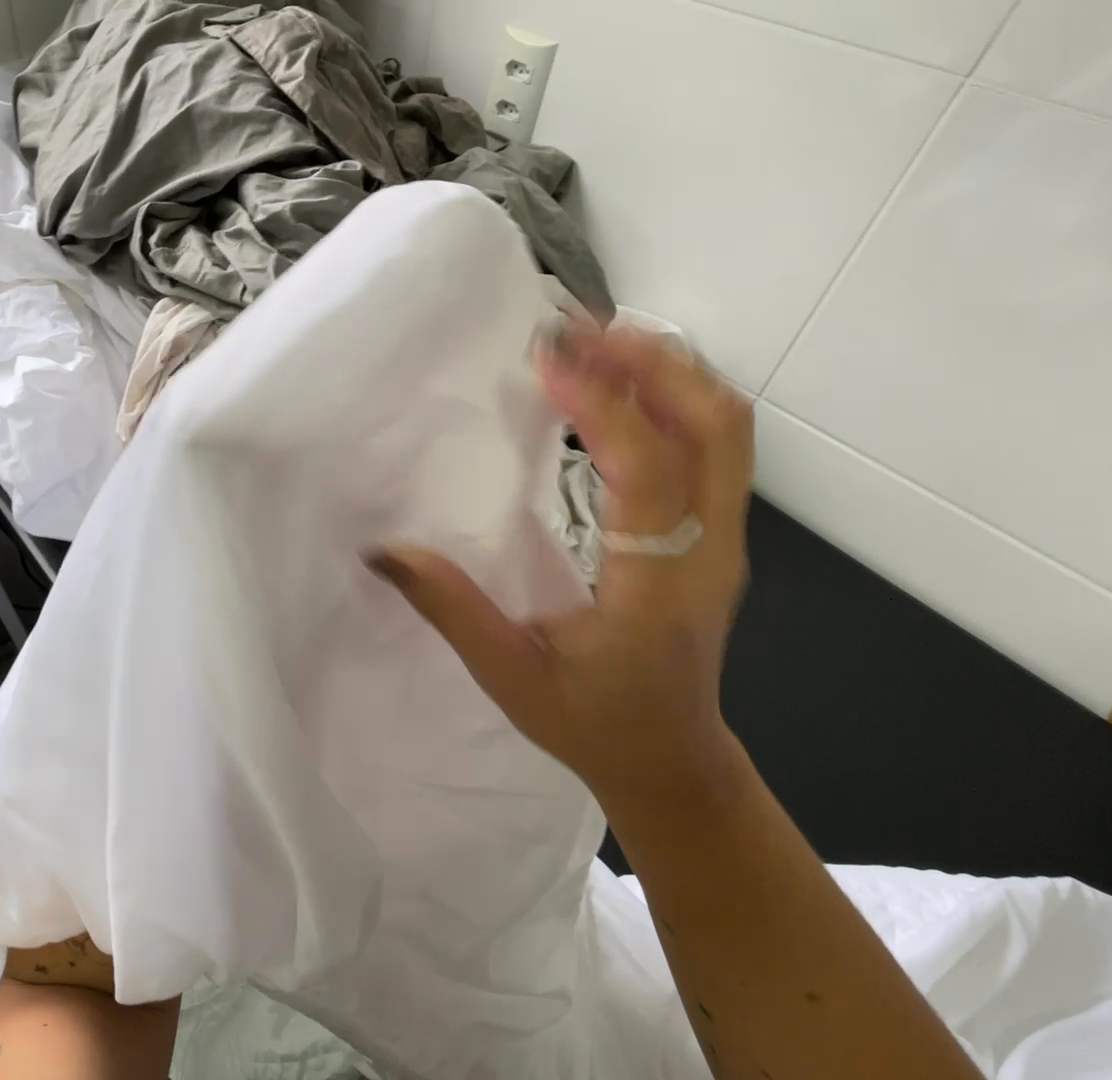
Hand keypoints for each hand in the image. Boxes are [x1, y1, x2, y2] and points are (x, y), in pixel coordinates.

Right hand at [368, 328, 755, 800]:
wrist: (671, 761)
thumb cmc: (592, 725)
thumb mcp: (509, 675)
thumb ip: (451, 610)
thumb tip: (384, 550)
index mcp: (658, 586)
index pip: (646, 470)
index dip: (602, 404)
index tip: (548, 355)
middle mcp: (709, 550)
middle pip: (715, 426)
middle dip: (651, 362)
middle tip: (581, 328)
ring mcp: (726, 540)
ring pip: (726, 429)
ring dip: (669, 373)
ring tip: (600, 341)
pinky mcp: (719, 536)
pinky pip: (716, 448)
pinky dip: (677, 400)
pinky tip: (626, 388)